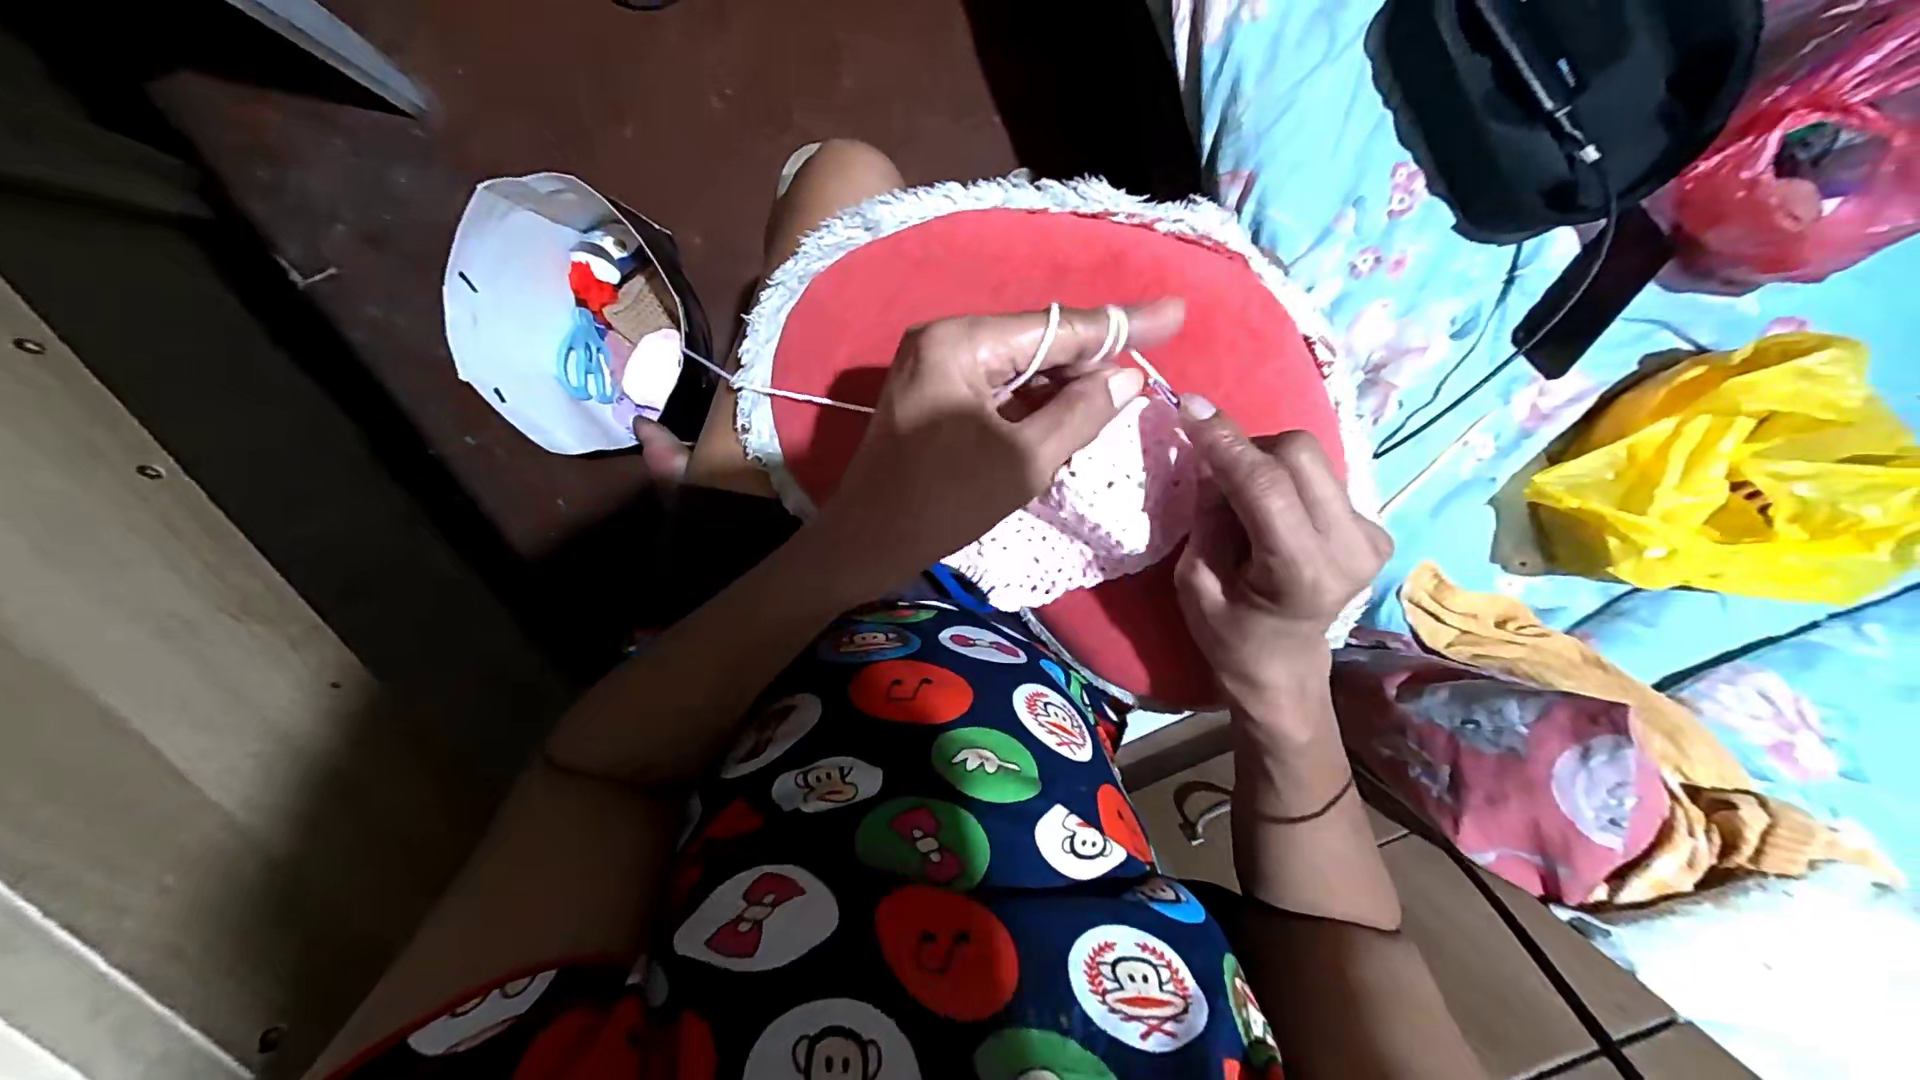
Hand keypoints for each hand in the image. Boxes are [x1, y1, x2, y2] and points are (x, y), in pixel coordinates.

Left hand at [807, 300, 1185, 594]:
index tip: (1175, 313)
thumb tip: (1127, 376)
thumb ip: (1080, 412)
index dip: (1121, 325)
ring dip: (1062, 384)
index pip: (1058, 327)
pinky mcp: (931, 395)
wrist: (866, 542)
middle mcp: (944, 340)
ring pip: (1017, 366)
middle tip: (1145, 367)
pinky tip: (1067, 413)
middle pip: (1037, 341)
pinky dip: (1031, 402)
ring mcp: (933, 366)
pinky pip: (995, 387)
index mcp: (961, 343)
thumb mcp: (1023, 461)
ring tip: (1114, 395)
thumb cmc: (943, 504)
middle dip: (1090, 358)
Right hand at [1173, 397, 1391, 727]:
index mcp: (1302, 572)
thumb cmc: (1228, 634)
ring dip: (1265, 461)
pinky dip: (1284, 478)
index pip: (1264, 485)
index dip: (1224, 441)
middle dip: (1247, 448)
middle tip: (1214, 473)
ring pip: (1312, 457)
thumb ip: (1206, 516)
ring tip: (1241, 499)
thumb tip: (1211, 457)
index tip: (1188, 407)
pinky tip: (1269, 511)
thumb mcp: (1193, 581)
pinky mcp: (1374, 527)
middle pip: (1298, 452)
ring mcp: (1371, 535)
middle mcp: (1351, 547)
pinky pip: (1320, 475)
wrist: (1283, 666)